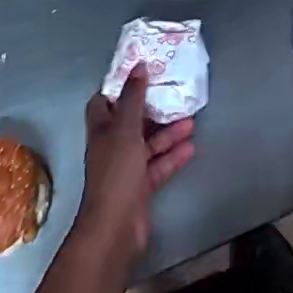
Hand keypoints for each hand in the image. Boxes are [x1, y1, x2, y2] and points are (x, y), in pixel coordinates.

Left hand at [76, 66, 195, 261]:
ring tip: (191, 120)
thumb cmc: (116, 171)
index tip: (142, 74)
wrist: (115, 225)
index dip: (120, 87)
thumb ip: (133, 98)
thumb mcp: (125, 128)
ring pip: (148, 144)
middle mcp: (111, 145)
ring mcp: (125, 167)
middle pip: (131, 121)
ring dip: (168, 133)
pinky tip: (191, 148)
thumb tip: (139, 66)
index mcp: (101, 128)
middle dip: (152, 109)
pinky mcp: (140, 186)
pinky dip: (172, 157)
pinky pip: (158, 166)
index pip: (104, 100)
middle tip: (174, 96)